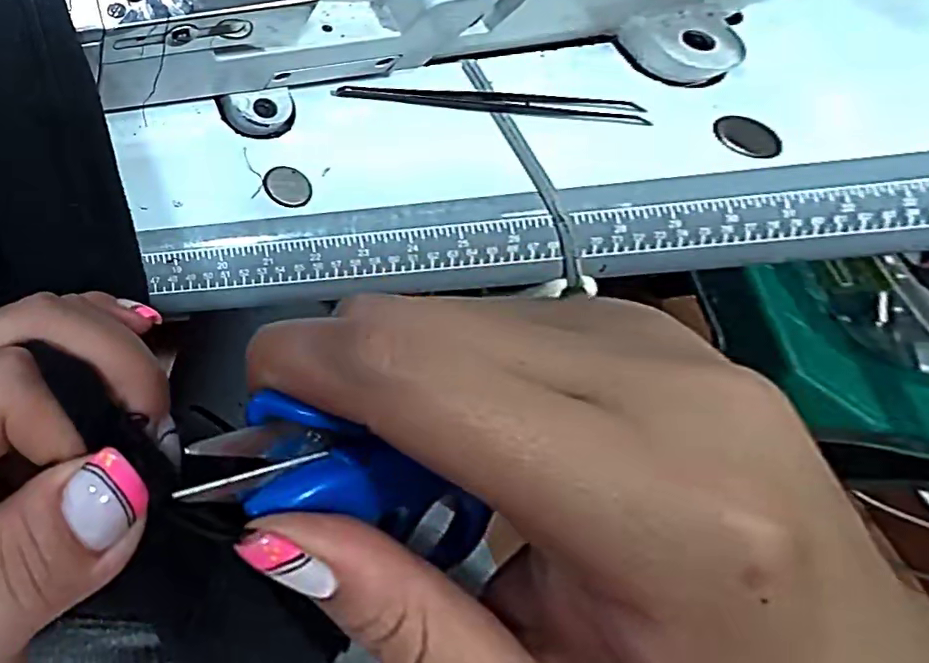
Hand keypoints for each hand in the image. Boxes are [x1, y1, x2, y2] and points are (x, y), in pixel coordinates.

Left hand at [0, 291, 169, 662]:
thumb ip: (30, 561)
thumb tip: (117, 480)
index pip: (4, 381)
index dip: (71, 429)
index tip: (111, 496)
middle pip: (30, 322)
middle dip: (109, 359)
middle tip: (156, 429)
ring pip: (46, 314)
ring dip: (112, 341)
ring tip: (153, 398)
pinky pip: (53, 329)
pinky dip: (103, 333)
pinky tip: (136, 351)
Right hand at [235, 293, 928, 662]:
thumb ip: (401, 617)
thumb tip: (269, 529)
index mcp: (664, 504)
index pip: (408, 372)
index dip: (299, 376)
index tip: (264, 433)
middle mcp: (663, 385)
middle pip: (401, 325)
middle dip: (328, 380)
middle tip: (330, 468)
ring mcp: (651, 336)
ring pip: (423, 311)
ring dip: (377, 376)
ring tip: (409, 468)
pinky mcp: (630, 321)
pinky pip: (466, 313)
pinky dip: (426, 366)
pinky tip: (464, 435)